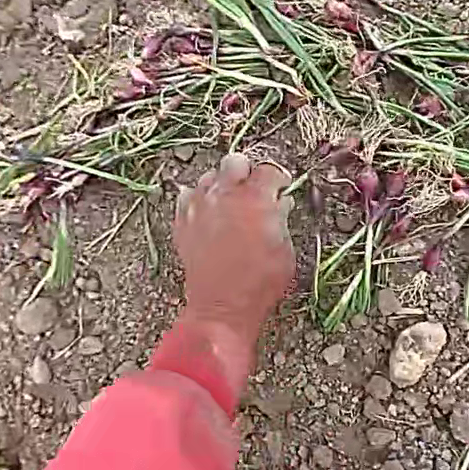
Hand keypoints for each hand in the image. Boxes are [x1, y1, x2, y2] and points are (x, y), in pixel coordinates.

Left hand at [173, 153, 293, 336]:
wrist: (223, 308)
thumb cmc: (260, 283)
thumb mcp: (285, 249)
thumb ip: (282, 219)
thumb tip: (281, 203)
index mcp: (256, 200)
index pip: (269, 170)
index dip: (279, 178)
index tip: (282, 188)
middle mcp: (225, 196)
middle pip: (235, 162)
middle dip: (247, 171)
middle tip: (255, 189)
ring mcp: (199, 207)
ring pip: (210, 177)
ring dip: (223, 184)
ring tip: (232, 202)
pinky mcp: (183, 223)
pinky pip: (188, 197)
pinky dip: (200, 199)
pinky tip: (210, 212)